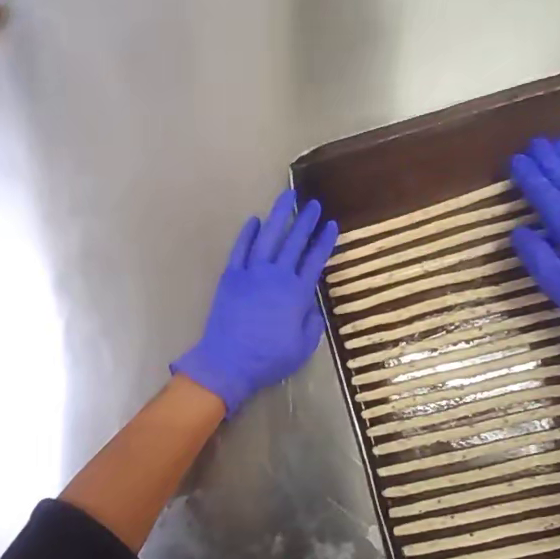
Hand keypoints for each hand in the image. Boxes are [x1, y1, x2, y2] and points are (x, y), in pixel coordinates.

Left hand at [171, 190, 338, 416]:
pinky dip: (247, 233)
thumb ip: (312, 323)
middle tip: (313, 203)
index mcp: (298, 292)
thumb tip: (311, 307)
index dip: (324, 240)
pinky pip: (240, 249)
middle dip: (305, 221)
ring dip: (278, 215)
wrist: (229, 361)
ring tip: (286, 197)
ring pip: (267, 236)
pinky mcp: (230, 277)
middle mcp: (277, 276)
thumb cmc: (269, 359)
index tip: (331, 224)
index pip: (315, 259)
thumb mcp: (303, 347)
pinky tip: (254, 221)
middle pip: (294, 242)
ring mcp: (251, 273)